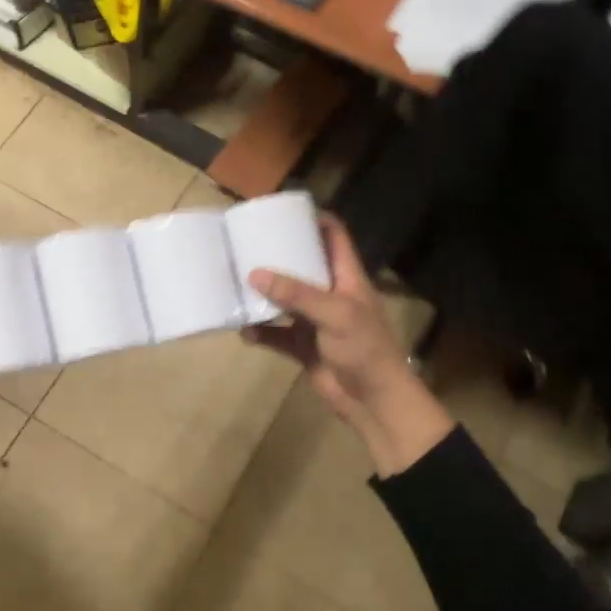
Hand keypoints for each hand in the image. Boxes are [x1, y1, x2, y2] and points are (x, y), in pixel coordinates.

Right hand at [243, 215, 455, 476]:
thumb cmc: (364, 349)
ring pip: (285, 301)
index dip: (315, 219)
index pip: (334, 237)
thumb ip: (296, 293)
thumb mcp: (334, 314)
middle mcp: (331, 295)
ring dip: (264, 295)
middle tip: (247, 244)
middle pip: (304, 265)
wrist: (373, 400)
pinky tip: (243, 331)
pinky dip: (261, 332)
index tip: (284, 210)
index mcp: (347, 278)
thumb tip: (255, 273)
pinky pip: (277, 335)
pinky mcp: (304, 348)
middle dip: (278, 255)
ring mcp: (316, 322)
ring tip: (236, 283)